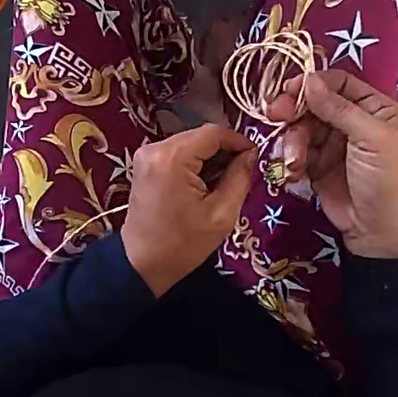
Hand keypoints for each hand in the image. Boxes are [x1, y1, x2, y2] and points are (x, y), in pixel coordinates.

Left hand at [121, 124, 255, 295]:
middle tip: (242, 172)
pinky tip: (204, 183)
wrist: (142, 263)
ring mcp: (146, 154)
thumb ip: (240, 177)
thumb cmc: (183, 244)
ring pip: (191, 142)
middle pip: (201, 135)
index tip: (255, 156)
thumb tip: (251, 154)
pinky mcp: (145, 163)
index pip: (213, 132)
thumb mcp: (221, 214)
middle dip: (224, 150)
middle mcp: (155, 148)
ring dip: (210, 157)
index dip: (238, 140)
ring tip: (223, 182)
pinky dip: (195, 162)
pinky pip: (178, 152)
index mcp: (172, 158)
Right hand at [268, 70, 397, 259]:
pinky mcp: (318, 169)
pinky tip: (293, 172)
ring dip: (292, 140)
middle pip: (314, 104)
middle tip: (274, 115)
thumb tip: (308, 79)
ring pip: (301, 128)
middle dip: (294, 110)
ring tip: (294, 159)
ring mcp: (334, 147)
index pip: (340, 83)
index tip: (288, 88)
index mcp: (375, 110)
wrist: (385, 237)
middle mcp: (353, 123)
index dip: (314, 83)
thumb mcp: (372, 139)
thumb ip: (339, 109)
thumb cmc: (391, 182)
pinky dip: (291, 160)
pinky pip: (297, 154)